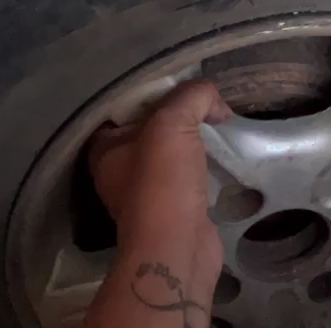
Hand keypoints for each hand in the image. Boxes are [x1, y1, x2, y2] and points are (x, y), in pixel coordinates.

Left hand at [82, 80, 233, 327]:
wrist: (177, 251)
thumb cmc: (162, 183)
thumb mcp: (173, 121)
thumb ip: (193, 97)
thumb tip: (216, 103)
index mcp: (106, 147)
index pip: (128, 105)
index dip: (156, 89)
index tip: (184, 80)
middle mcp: (121, 169)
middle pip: (154, 127)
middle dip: (181, 114)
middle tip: (208, 101)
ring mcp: (147, 192)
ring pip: (173, 152)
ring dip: (195, 141)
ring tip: (220, 124)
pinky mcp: (173, 210)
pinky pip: (191, 175)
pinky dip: (206, 165)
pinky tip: (224, 155)